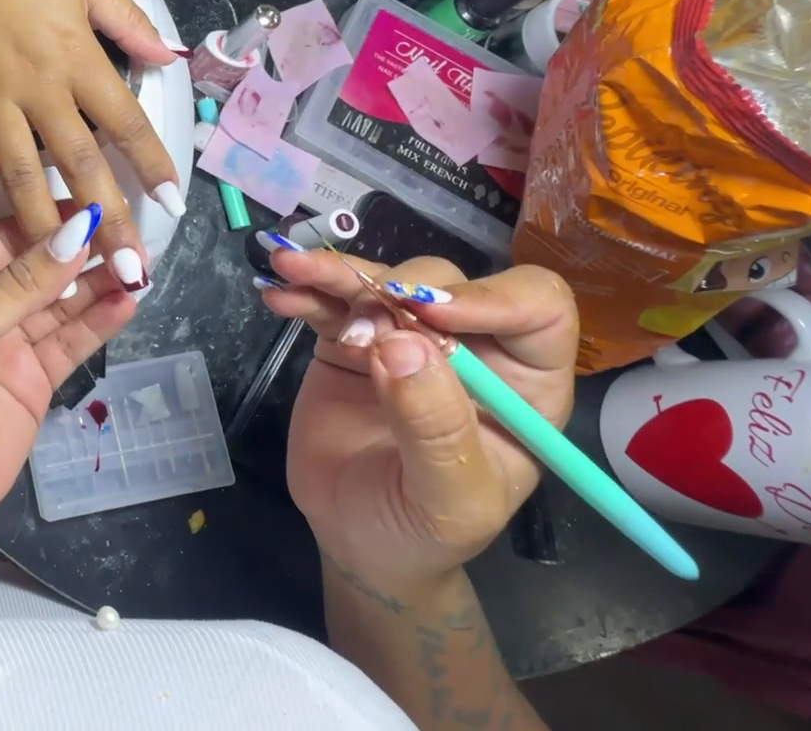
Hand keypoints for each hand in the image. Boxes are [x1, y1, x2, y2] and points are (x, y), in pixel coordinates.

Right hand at [0, 0, 183, 293]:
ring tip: (62, 277)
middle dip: (109, 220)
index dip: (151, 163)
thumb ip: (128, 19)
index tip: (173, 206)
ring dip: (42, 226)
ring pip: (18, 174)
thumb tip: (170, 59)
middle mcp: (37, 87)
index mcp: (75, 55)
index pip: (123, 120)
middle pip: (79, 162)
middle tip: (130, 272)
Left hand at [0, 207, 136, 551]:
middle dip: (83, 253)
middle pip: (41, 270)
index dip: (50, 221)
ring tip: (142, 265)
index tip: (98, 203)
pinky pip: (71, 343)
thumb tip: (76, 233)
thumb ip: (20, 285)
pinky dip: (99, 324)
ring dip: (99, 286)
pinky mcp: (35, 382)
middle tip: (134, 235)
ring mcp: (11, 347)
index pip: (8, 238)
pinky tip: (128, 303)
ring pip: (63, 305)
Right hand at [260, 250, 576, 588]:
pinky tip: (276, 296)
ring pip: (378, 281)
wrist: (357, 540)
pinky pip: (328, 304)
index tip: (430, 313)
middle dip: (395, 292)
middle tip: (356, 330)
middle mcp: (467, 349)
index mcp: (520, 383)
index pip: (534, 311)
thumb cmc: (424, 530)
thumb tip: (403, 345)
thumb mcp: (448, 499)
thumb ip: (434, 427)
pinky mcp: (346, 344)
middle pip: (442, 283)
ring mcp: (400, 341)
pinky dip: (302, 292)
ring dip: (335, 272)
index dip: (490, 297)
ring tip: (290, 269)